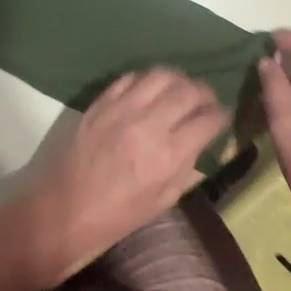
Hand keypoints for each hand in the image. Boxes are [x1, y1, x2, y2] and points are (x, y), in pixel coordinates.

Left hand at [20, 69, 227, 284]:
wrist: (66, 209)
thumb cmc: (118, 214)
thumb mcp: (164, 199)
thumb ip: (187, 165)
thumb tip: (202, 140)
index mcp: (168, 155)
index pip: (209, 120)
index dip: (223, 116)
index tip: (224, 117)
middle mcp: (148, 125)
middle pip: (189, 91)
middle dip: (206, 93)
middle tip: (207, 100)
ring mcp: (121, 110)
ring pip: (160, 76)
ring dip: (178, 80)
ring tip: (181, 90)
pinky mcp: (99, 104)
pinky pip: (129, 78)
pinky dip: (146, 80)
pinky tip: (150, 90)